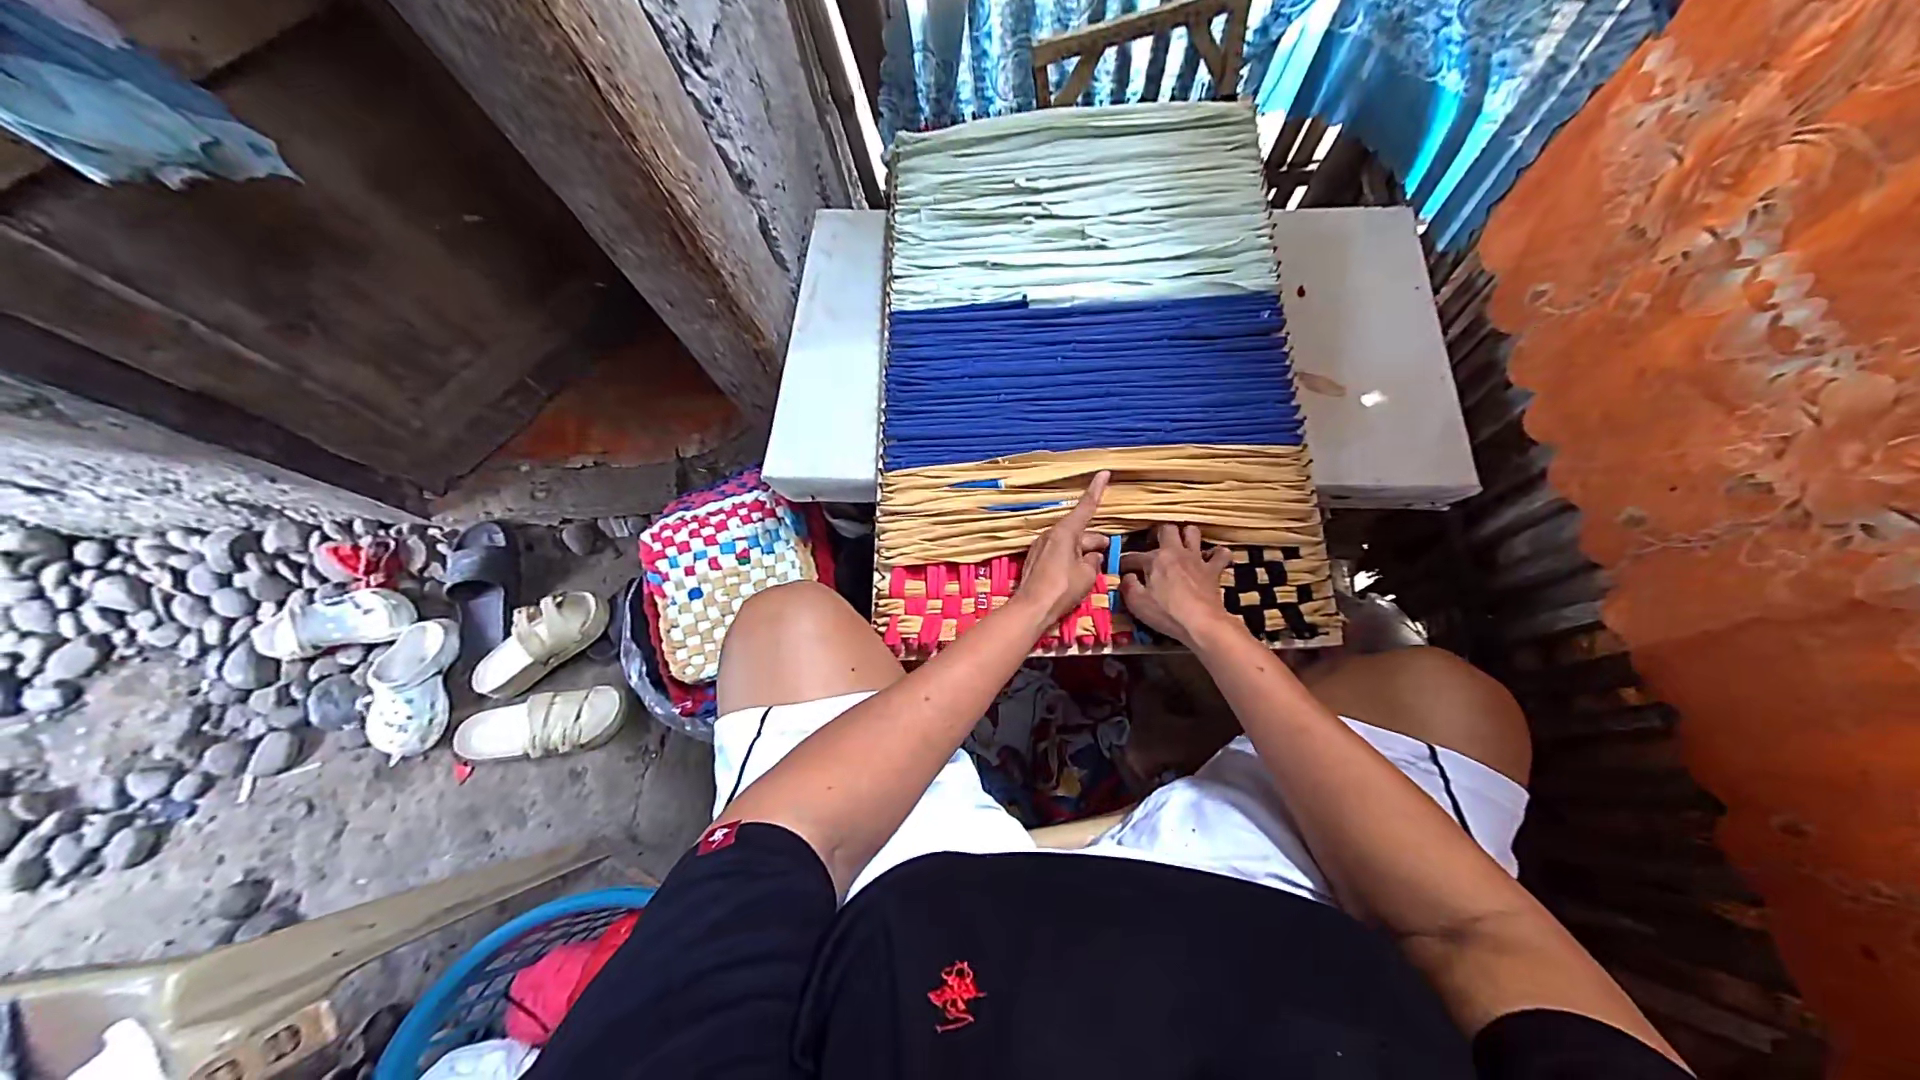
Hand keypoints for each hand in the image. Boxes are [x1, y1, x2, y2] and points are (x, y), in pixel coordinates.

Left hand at [1011, 471, 1110, 628]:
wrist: (1032, 608)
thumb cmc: (1062, 588)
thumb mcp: (1087, 574)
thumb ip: (1093, 561)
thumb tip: (1093, 557)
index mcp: (1065, 532)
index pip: (1085, 507)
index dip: (1096, 490)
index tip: (1103, 473)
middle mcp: (1051, 534)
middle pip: (1079, 530)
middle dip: (1094, 539)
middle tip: (1107, 550)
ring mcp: (1041, 547)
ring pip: (1069, 543)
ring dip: (1083, 551)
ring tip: (1095, 566)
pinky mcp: (1036, 560)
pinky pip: (1059, 553)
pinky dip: (1071, 558)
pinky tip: (1078, 573)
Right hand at [1119, 524, 1239, 646]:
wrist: (1202, 623)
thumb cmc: (1167, 613)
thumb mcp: (1137, 603)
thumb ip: (1128, 586)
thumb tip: (1127, 577)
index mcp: (1155, 559)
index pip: (1133, 557)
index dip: (1124, 563)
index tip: (1121, 571)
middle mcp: (1176, 552)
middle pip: (1167, 529)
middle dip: (1159, 535)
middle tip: (1155, 547)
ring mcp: (1197, 559)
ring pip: (1193, 532)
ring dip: (1187, 537)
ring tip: (1182, 547)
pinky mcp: (1214, 570)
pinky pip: (1221, 554)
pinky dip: (1217, 554)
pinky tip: (1210, 559)